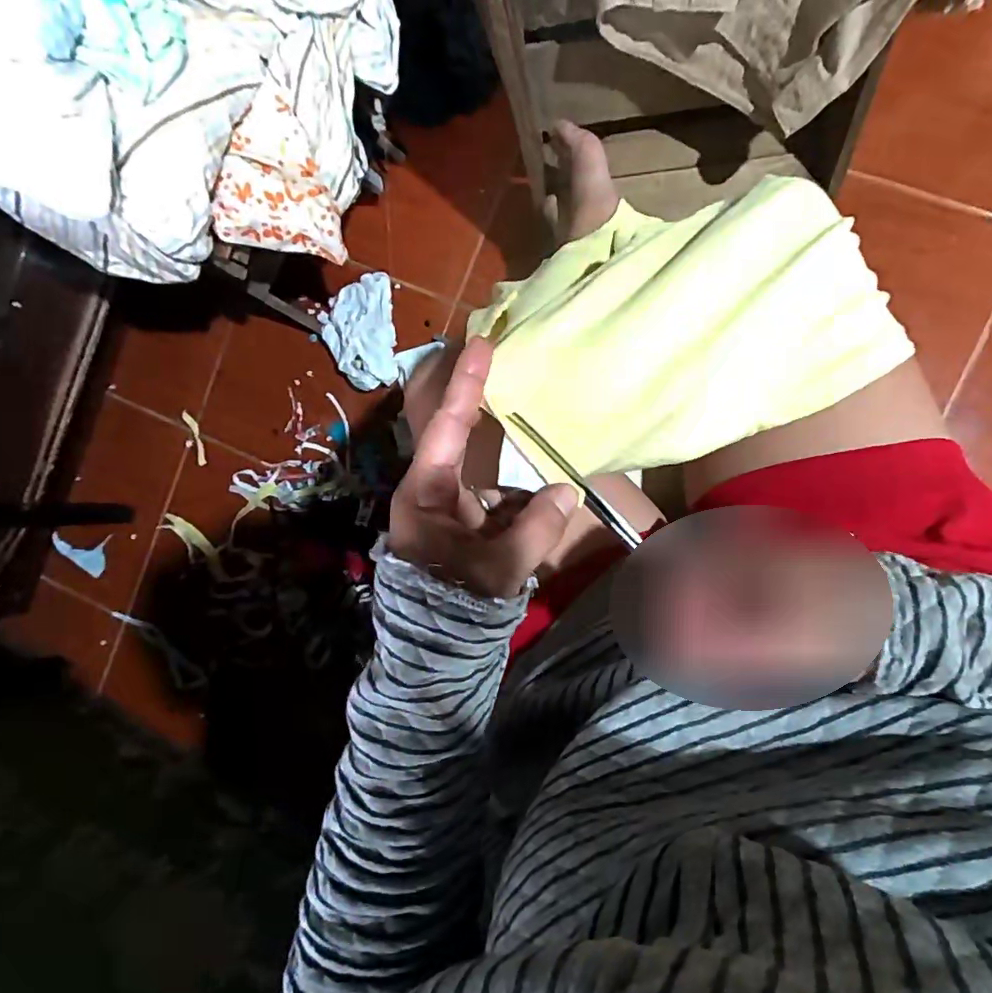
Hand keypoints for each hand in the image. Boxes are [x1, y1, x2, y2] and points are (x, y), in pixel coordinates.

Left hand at [386, 338, 578, 597]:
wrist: (438, 647)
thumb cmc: (457, 603)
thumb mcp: (499, 567)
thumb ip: (536, 528)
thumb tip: (566, 492)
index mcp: (425, 493)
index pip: (447, 428)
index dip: (465, 385)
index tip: (482, 345)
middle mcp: (432, 493)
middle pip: (465, 444)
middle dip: (488, 416)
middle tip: (511, 377)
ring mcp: (449, 510)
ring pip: (488, 478)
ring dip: (516, 477)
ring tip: (541, 463)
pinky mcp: (465, 527)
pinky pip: (497, 502)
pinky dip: (520, 501)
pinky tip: (543, 507)